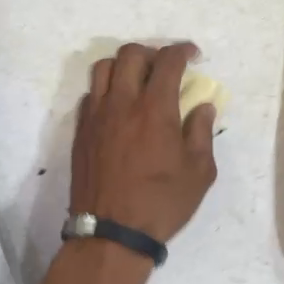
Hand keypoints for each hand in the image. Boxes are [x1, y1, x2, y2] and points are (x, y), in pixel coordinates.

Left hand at [70, 43, 218, 244]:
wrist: (113, 233)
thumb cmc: (162, 203)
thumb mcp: (199, 172)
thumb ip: (202, 133)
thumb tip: (202, 108)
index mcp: (155, 108)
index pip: (167, 61)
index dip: (182, 51)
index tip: (193, 56)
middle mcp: (122, 102)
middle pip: (131, 54)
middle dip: (152, 53)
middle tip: (166, 68)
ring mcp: (96, 116)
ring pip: (103, 68)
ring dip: (124, 66)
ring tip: (138, 81)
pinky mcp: (81, 132)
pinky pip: (90, 95)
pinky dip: (106, 90)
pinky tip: (119, 108)